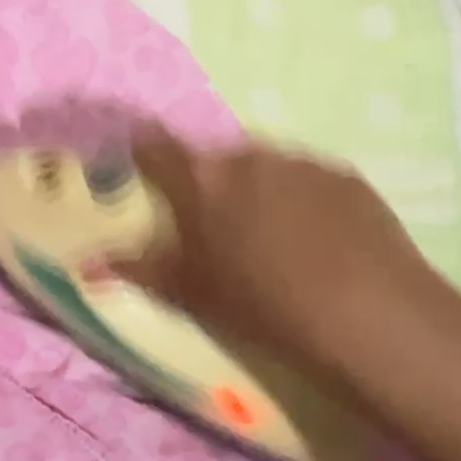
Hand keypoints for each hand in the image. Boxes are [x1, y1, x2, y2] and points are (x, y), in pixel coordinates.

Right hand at [113, 126, 460, 363]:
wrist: (371, 313)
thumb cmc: (264, 305)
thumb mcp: (192, 295)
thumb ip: (140, 269)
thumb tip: (89, 263)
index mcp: (201, 179)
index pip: (154, 146)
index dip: (142, 155)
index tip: (139, 172)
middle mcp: (246, 155)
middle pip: (211, 158)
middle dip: (205, 183)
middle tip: (211, 226)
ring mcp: (299, 160)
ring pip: (260, 165)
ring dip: (253, 189)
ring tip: (266, 236)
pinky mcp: (343, 173)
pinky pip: (304, 176)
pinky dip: (297, 197)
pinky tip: (313, 238)